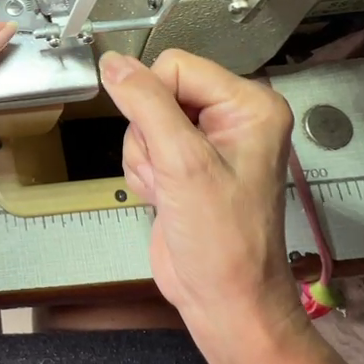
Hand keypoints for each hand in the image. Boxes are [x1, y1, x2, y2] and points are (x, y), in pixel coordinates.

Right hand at [98, 50, 306, 344]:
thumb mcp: (182, 163)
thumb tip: (113, 63)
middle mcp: (232, 117)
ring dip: (144, 158)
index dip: (154, 100)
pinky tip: (163, 197)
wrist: (221, 299)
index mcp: (250, 105)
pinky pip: (143, 146)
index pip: (175, 67)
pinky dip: (143, 172)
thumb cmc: (224, 240)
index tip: (163, 143)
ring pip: (143, 121)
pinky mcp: (186, 164)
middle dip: (148, 135)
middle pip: (156, 93)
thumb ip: (146, 105)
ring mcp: (207, 142)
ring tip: (168, 190)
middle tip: (170, 173)